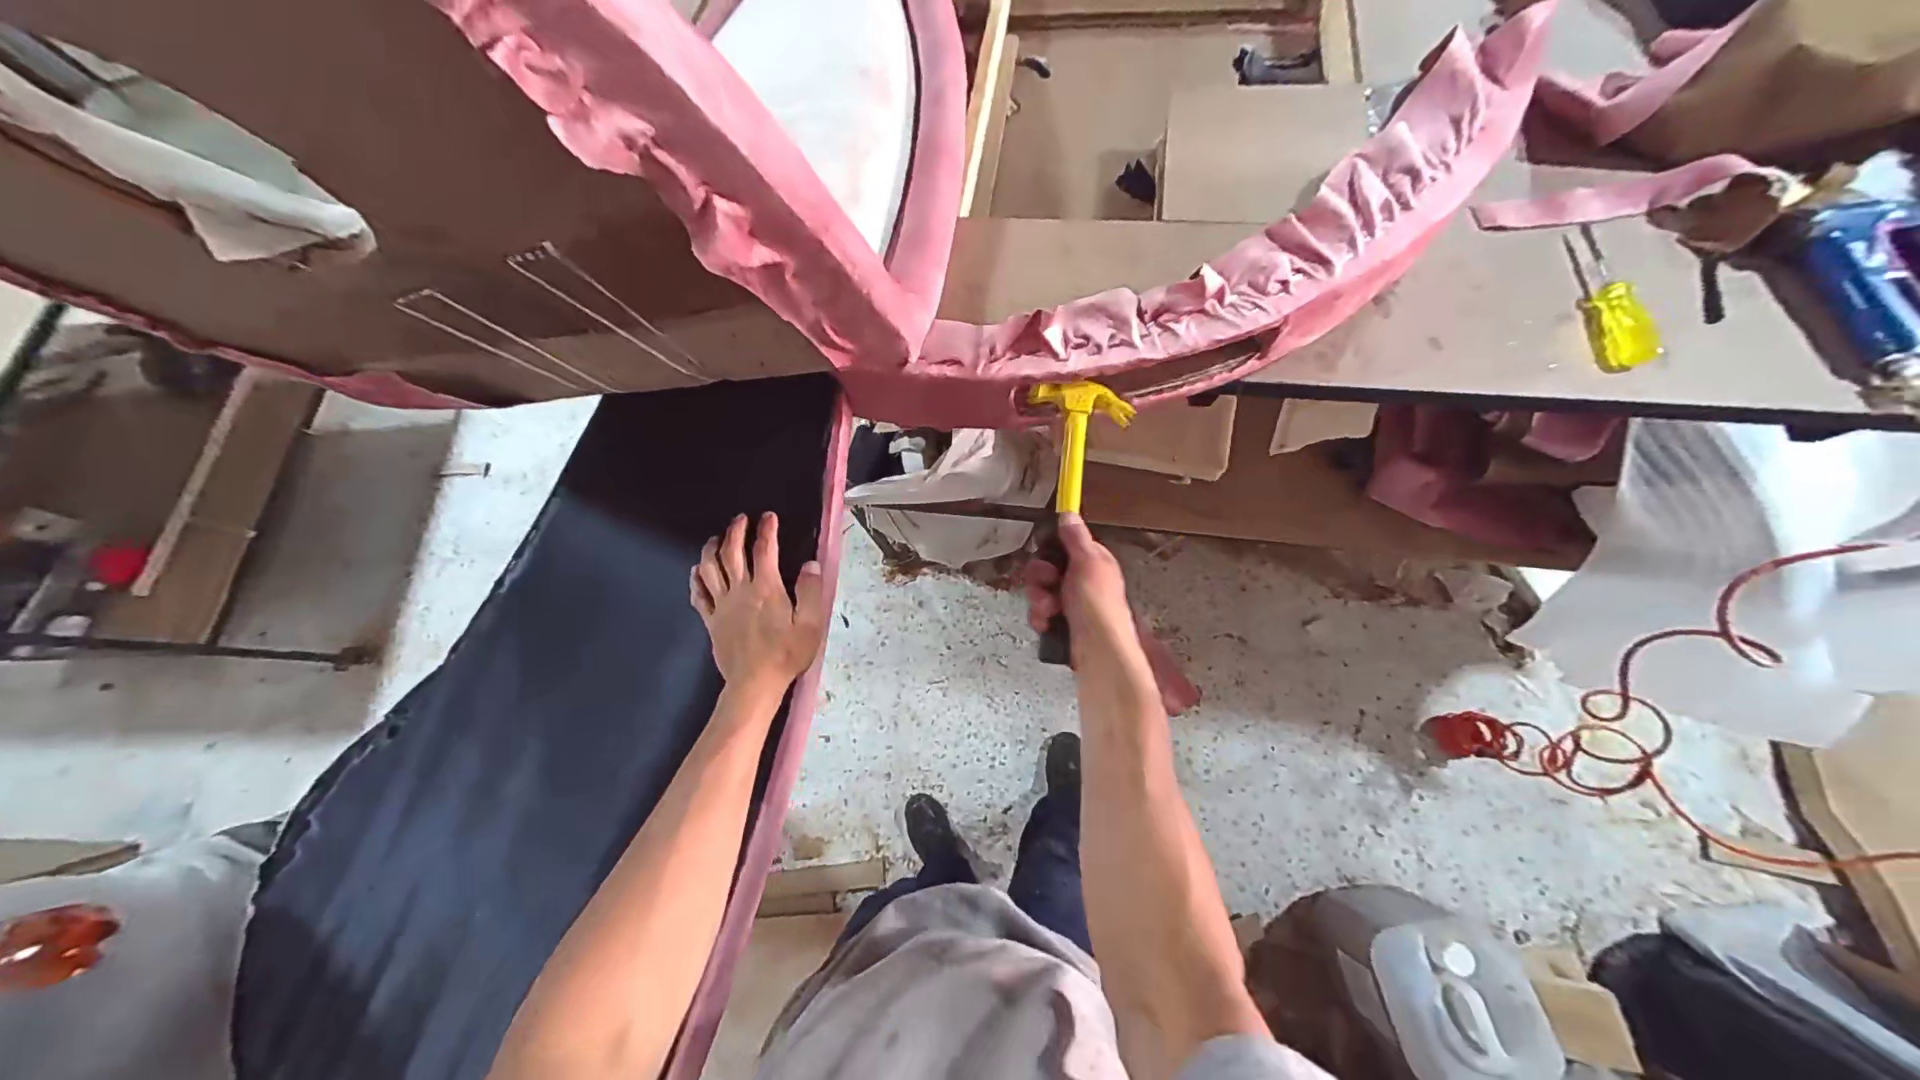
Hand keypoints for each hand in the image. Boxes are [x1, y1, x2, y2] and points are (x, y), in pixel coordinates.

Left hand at [690, 513, 828, 691]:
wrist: (754, 683)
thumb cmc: (786, 654)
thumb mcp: (810, 624)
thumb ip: (811, 591)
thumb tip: (811, 564)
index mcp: (766, 588)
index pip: (765, 549)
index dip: (767, 529)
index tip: (769, 516)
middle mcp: (740, 591)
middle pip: (731, 553)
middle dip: (735, 531)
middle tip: (740, 519)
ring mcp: (722, 606)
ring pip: (709, 569)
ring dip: (711, 549)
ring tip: (716, 538)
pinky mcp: (711, 621)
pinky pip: (699, 595)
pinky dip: (696, 578)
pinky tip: (697, 571)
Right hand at [1023, 514, 1139, 664]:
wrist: (1097, 649)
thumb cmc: (1098, 606)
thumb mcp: (1088, 561)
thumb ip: (1075, 537)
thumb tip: (1069, 514)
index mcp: (1093, 562)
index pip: (1064, 546)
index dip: (1051, 550)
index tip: (1047, 554)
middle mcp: (1082, 581)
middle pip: (1046, 569)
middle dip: (1040, 577)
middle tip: (1048, 584)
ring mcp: (1072, 604)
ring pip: (1039, 592)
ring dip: (1039, 600)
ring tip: (1050, 610)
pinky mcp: (1062, 624)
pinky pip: (1039, 613)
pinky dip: (1040, 618)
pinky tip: (1048, 623)